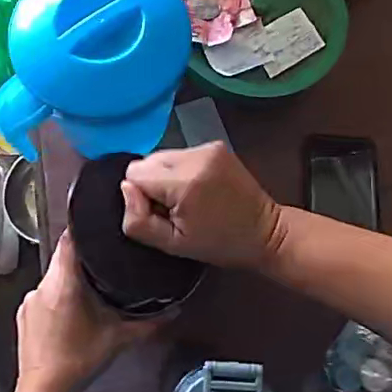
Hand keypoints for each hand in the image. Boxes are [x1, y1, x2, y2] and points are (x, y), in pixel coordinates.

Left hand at [14, 234, 156, 391]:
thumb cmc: (78, 363)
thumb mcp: (118, 338)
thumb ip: (149, 323)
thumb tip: (173, 311)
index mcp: (64, 284)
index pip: (68, 241)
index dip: (81, 229)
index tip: (94, 226)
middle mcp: (43, 286)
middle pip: (62, 258)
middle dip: (81, 259)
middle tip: (101, 263)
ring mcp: (30, 300)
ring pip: (52, 276)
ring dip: (68, 280)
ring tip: (88, 291)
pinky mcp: (23, 313)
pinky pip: (42, 293)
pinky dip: (55, 297)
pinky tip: (69, 313)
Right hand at [120, 142, 285, 268]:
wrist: (265, 231)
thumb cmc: (218, 244)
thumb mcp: (172, 245)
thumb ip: (138, 220)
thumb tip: (126, 189)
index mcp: (184, 181)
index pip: (133, 173)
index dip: (140, 196)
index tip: (162, 213)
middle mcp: (195, 156)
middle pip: (147, 161)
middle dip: (152, 183)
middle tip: (175, 208)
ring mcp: (207, 147)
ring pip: (162, 156)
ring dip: (166, 176)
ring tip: (189, 198)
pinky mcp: (215, 145)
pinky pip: (180, 153)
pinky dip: (181, 169)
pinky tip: (199, 187)